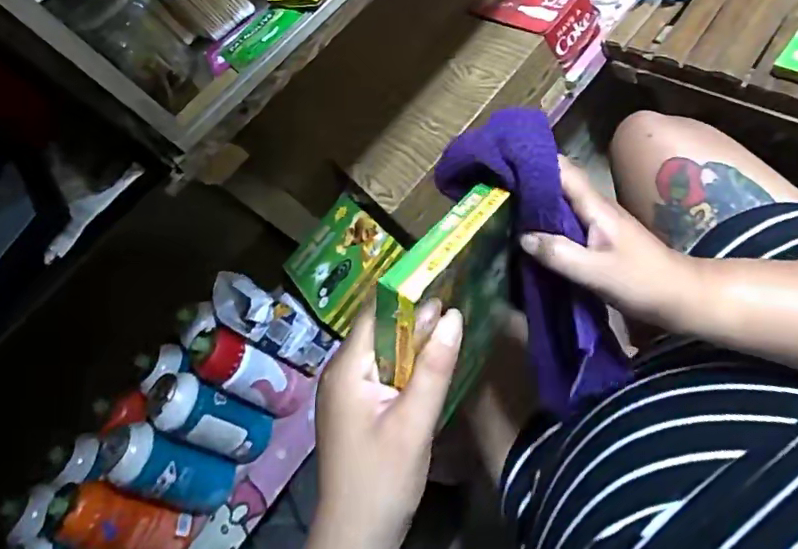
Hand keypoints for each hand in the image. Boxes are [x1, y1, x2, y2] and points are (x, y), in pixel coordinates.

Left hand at [309, 302, 461, 548]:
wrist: (354, 542)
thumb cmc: (382, 480)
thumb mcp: (414, 423)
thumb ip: (434, 368)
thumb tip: (455, 314)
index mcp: (347, 368)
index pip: (376, 312)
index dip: (408, 293)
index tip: (443, 275)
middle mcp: (341, 371)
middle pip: (381, 329)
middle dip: (416, 315)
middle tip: (455, 298)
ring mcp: (346, 391)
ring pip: (384, 350)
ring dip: (414, 340)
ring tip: (450, 323)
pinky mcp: (355, 409)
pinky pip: (383, 371)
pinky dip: (406, 363)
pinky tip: (431, 363)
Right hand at [519, 158, 704, 330]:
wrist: (682, 297)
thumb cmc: (642, 281)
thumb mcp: (596, 273)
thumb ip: (558, 253)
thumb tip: (522, 236)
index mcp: (595, 205)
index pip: (561, 169)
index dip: (534, 159)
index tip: (504, 158)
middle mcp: (596, 205)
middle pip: (558, 181)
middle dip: (529, 178)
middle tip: (495, 181)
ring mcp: (599, 220)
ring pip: (562, 200)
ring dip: (537, 200)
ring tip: (504, 203)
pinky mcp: (600, 236)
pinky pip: (568, 219)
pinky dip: (548, 219)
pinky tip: (531, 232)